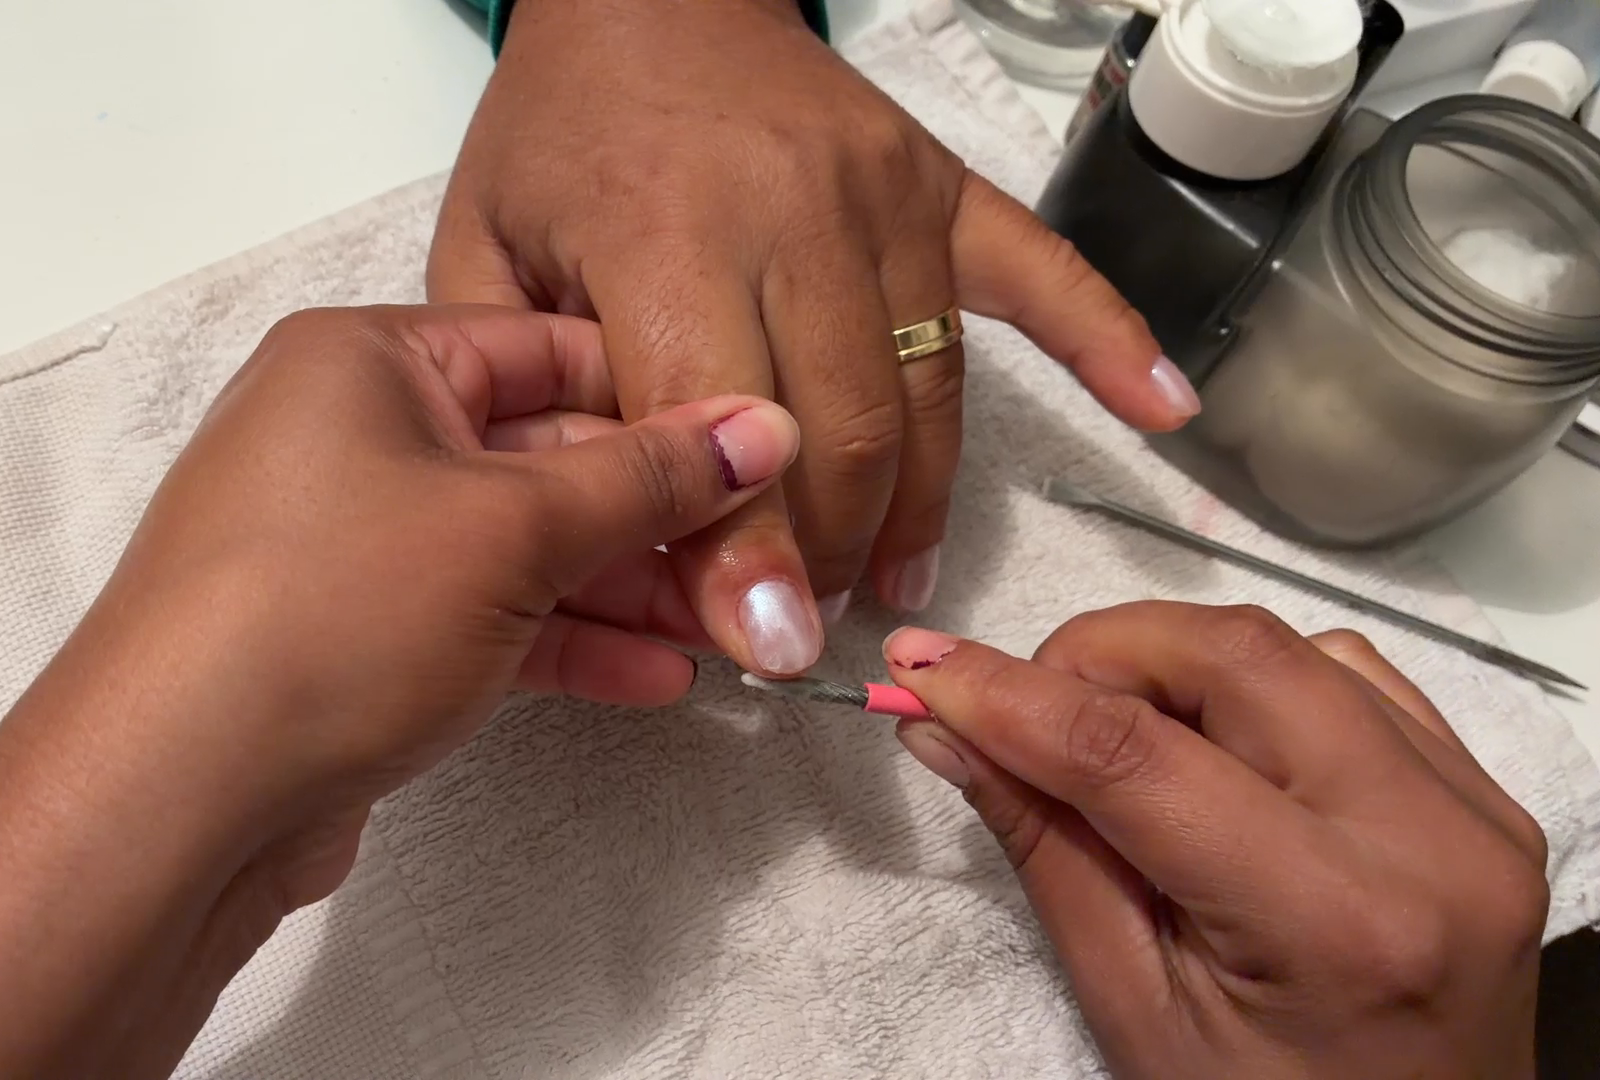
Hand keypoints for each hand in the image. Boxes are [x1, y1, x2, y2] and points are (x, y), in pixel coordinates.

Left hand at [0, 304, 801, 1077]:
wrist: (176, 803)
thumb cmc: (346, 608)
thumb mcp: (512, 526)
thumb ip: (648, 477)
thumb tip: (771, 426)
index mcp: (374, 362)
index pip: (551, 350)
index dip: (657, 398)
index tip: (751, 451)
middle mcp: (365, 435)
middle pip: (546, 458)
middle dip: (650, 519)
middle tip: (748, 561)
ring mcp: (368, 538)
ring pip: (526, 546)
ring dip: (623, 590)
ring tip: (721, 631)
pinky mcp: (373, 628)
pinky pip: (491, 613)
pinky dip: (568, 640)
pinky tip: (657, 678)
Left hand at [429, 0, 1195, 675]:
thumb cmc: (554, 137)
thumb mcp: (483, 257)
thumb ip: (531, 384)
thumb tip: (607, 509)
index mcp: (663, 235)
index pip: (718, 427)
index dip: (747, 553)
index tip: (766, 646)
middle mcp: (794, 213)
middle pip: (841, 432)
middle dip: (830, 551)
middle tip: (809, 625)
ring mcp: (883, 195)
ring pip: (925, 392)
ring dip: (917, 508)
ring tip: (893, 586)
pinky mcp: (938, 183)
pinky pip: (1038, 272)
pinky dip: (1103, 342)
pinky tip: (1157, 411)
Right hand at [883, 604, 1545, 1078]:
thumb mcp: (1119, 986)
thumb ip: (1031, 834)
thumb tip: (933, 725)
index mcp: (1334, 919)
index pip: (1128, 754)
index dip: (1002, 693)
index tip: (912, 663)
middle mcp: (1425, 833)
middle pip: (1221, 651)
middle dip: (1085, 654)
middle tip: (1025, 715)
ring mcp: (1465, 795)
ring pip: (1267, 641)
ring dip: (1150, 662)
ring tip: (1108, 737)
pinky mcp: (1467, 776)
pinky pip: (1330, 662)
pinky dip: (1226, 672)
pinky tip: (1201, 737)